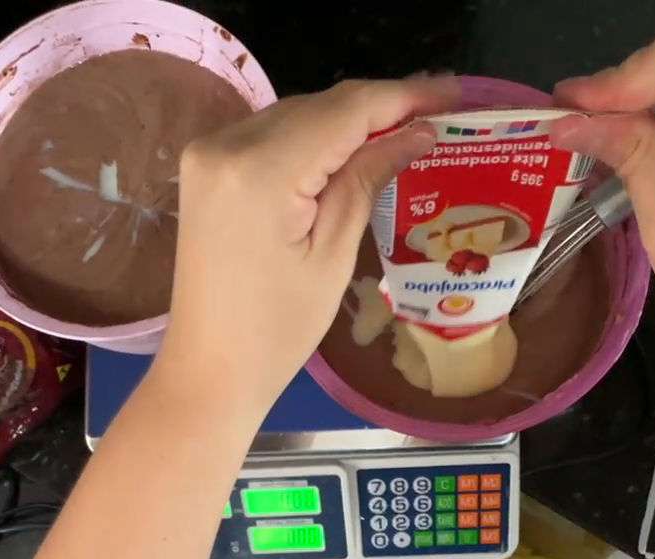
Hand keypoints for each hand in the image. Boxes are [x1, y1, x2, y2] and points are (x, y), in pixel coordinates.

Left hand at [161, 77, 459, 406]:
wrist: (210, 369)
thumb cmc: (277, 333)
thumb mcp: (332, 259)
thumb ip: (365, 183)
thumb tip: (413, 133)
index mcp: (260, 172)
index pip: (344, 111)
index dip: (402, 97)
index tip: (450, 93)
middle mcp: (226, 145)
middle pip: (317, 107)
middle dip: (377, 108)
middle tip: (434, 114)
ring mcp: (208, 154)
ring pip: (293, 117)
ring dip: (345, 123)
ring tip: (401, 132)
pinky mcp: (204, 169)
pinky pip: (269, 138)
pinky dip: (311, 141)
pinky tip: (346, 153)